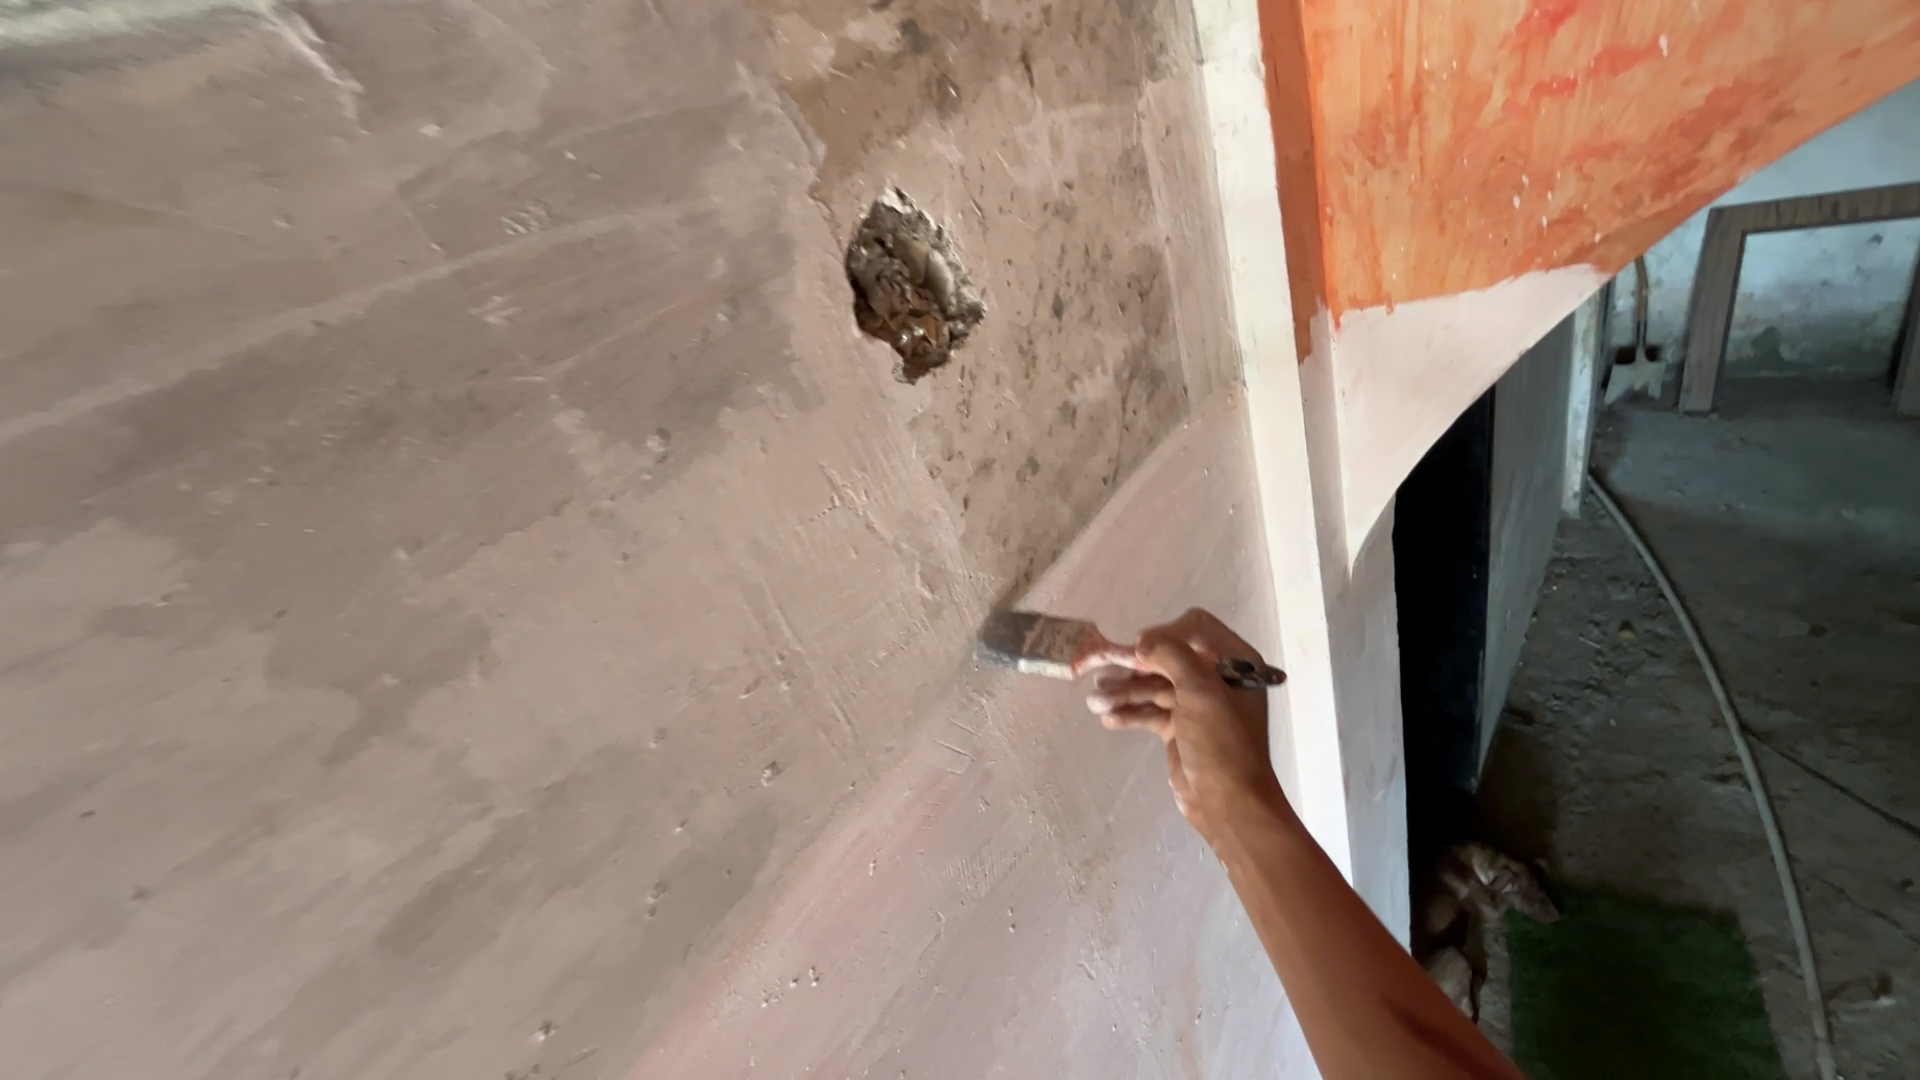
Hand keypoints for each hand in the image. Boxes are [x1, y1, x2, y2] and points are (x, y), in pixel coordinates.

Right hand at [1086, 608, 1282, 839]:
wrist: (1229, 805)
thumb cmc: (1222, 744)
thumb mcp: (1201, 692)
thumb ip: (1172, 655)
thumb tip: (1142, 642)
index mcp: (1235, 662)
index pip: (1195, 628)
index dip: (1164, 634)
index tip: (1140, 651)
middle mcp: (1217, 678)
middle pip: (1167, 659)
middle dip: (1133, 668)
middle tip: (1099, 671)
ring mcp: (1197, 704)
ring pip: (1154, 686)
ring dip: (1124, 691)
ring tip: (1095, 701)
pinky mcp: (1180, 727)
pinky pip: (1150, 710)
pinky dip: (1130, 712)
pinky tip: (1108, 719)